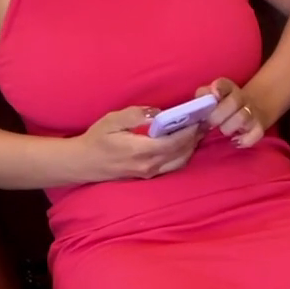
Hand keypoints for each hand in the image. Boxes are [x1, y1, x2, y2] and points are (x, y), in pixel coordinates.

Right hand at [67, 105, 201, 181]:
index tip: (199, 119)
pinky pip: (174, 167)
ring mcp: (151, 173)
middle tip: (205, 123)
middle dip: (195, 138)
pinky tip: (186, 144)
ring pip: (180, 162)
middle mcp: (150, 165)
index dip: (189, 132)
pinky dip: (184, 155)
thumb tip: (158, 112)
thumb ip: (136, 115)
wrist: (84, 163)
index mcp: (141, 151)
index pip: (174, 143)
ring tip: (198, 132)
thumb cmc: (96, 139)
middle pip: (182, 154)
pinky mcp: (150, 175)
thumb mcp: (112, 120)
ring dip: (191, 147)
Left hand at [199, 78, 267, 148]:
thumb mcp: (211, 98)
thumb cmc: (223, 106)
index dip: (218, 88)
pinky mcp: (259, 127)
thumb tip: (199, 103)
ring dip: (229, 128)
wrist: (251, 110)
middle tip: (210, 124)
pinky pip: (255, 134)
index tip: (214, 96)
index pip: (224, 84)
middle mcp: (242, 97)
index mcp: (228, 88)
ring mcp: (253, 112)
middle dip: (218, 116)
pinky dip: (244, 140)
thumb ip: (203, 97)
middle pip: (233, 102)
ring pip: (242, 118)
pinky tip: (235, 141)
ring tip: (223, 131)